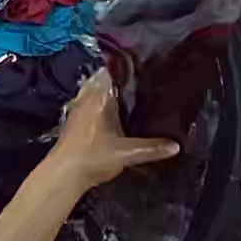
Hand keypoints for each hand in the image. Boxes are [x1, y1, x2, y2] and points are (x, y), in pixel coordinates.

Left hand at [37, 69, 178, 193]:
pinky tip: (110, 112)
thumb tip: (176, 145)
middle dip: (120, 79)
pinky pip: (88, 101)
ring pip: (94, 89)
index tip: (144, 67)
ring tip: (128, 95)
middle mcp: (87, 96)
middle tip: (140, 82)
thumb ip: (152, 148)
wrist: (63, 174)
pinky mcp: (72, 119)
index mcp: (101, 96)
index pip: (113, 71)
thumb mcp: (127, 153)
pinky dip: (99, 102)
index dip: (128, 67)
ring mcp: (77, 106)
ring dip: (108, 90)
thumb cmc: (94, 157)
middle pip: (103, 78)